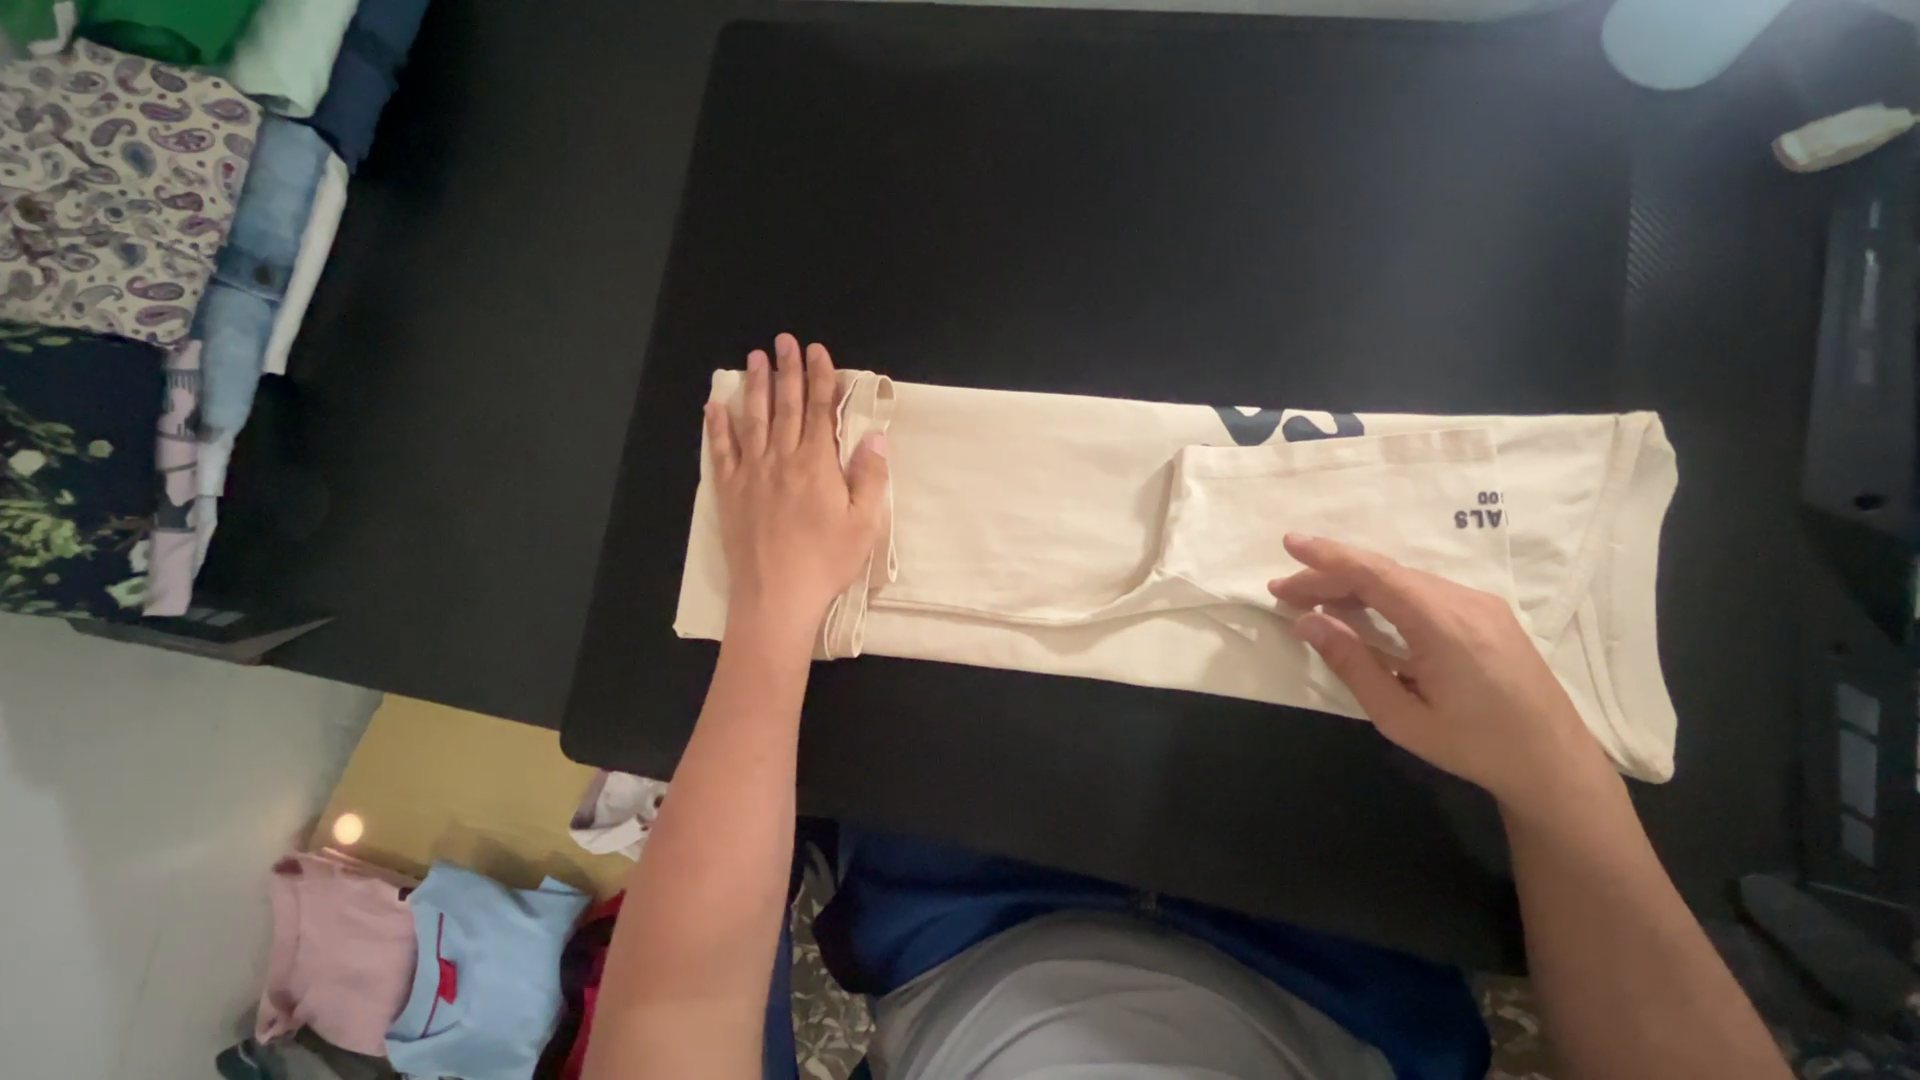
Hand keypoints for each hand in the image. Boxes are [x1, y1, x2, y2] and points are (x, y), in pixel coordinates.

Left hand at [707, 334, 889, 642]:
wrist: (775, 596)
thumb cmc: (826, 562)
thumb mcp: (864, 524)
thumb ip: (871, 477)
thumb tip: (876, 435)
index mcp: (817, 465)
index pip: (819, 410)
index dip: (821, 378)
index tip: (818, 351)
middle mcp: (781, 460)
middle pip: (785, 406)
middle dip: (787, 370)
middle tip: (784, 340)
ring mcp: (751, 474)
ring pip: (753, 420)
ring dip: (755, 387)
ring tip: (755, 358)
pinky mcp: (730, 492)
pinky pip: (721, 451)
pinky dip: (718, 426)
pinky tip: (715, 406)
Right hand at [1269, 533, 1613, 818]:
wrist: (1555, 764)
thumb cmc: (1474, 748)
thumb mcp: (1400, 717)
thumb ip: (1352, 664)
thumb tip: (1307, 622)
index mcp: (1444, 626)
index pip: (1375, 575)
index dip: (1328, 556)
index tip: (1288, 543)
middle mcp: (1465, 603)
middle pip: (1384, 573)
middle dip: (1329, 576)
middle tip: (1284, 594)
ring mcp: (1481, 605)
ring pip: (1403, 580)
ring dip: (1354, 585)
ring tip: (1312, 602)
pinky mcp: (1487, 614)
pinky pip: (1423, 591)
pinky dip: (1382, 594)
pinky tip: (1360, 611)